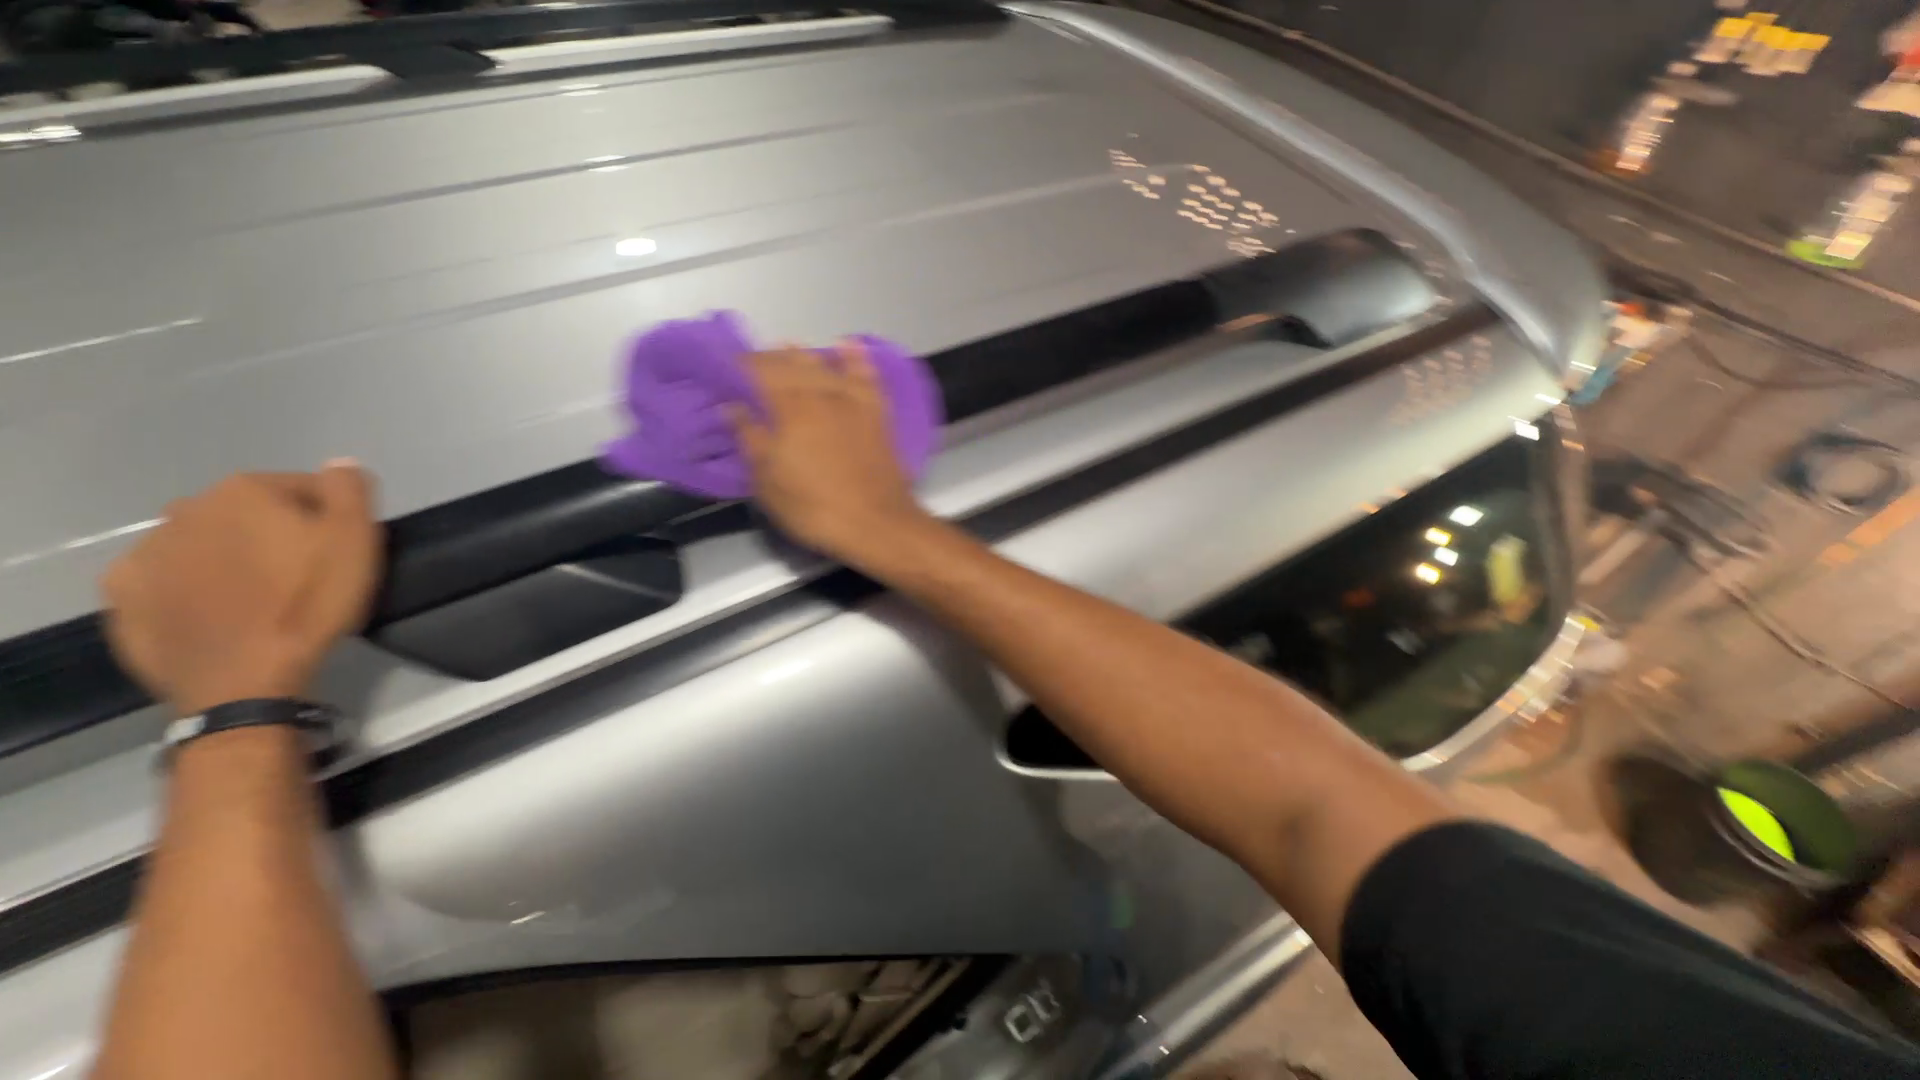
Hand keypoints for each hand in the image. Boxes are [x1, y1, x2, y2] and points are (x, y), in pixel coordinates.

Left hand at [102, 462, 380, 715]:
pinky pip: (162, 583)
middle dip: (269, 535)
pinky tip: (210, 614)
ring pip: (200, 546)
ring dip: (225, 560)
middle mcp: (185, 510)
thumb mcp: (356, 541)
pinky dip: (183, 592)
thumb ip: (350, 490)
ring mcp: (144, 555)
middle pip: (245, 515)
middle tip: (298, 576)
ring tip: (254, 599)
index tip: (339, 552)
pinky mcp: (123, 599)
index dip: (327, 518)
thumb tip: (340, 464)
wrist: (245, 682)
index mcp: (244, 491)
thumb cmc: (308, 605)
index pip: (300, 488)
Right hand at [730, 344, 934, 564]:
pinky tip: (845, 345)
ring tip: (788, 347)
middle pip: (791, 363)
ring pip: (824, 363)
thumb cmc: (813, 506)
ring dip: (803, 353)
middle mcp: (821, 393)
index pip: (759, 371)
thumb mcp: (767, 480)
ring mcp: (853, 400)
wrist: (876, 522)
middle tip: (754, 362)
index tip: (726, 366)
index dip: (741, 364)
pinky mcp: (877, 412)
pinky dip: (854, 356)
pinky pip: (866, 373)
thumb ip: (749, 437)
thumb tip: (731, 405)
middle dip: (769, 358)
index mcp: (788, 407)